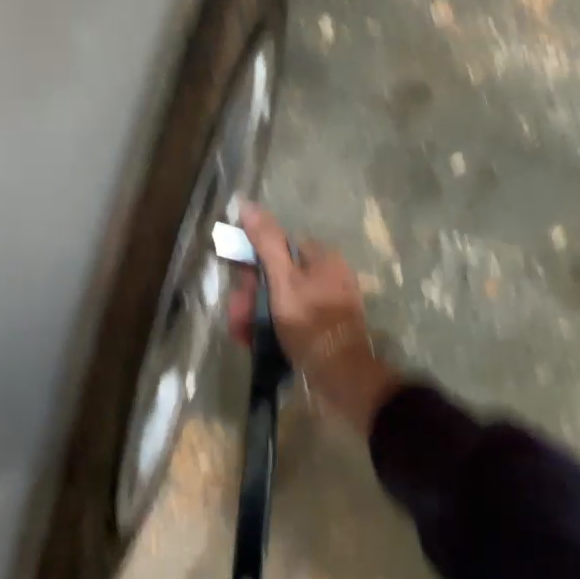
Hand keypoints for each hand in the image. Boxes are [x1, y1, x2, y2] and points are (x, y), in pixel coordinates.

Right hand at [227, 201, 400, 435]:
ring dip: (257, 314)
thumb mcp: (283, 280)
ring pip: (283, 298)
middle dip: (252, 296)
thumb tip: (248, 204)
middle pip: (279, 275)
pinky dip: (274, 327)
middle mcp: (328, 273)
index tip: (239, 288)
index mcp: (321, 256)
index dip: (253, 265)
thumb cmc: (310, 323)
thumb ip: (266, 243)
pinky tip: (259, 342)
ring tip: (243, 336)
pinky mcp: (327, 325)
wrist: (342, 375)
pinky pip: (294, 317)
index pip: (278, 246)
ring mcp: (329, 300)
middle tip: (237, 320)